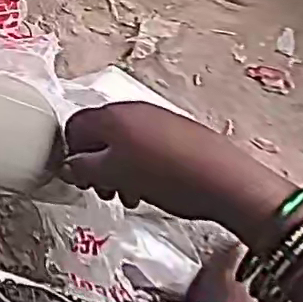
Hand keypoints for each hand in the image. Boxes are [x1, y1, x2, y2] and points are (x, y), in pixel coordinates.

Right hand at [61, 103, 292, 238]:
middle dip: (97, 163)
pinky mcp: (181, 131)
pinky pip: (148, 143)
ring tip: (131, 193)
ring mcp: (158, 118)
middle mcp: (131, 109)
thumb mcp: (116, 176)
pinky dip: (142, 163)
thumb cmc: (169, 177)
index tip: (81, 177)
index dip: (72, 154)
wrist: (233, 185)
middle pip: (99, 134)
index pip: (73, 128)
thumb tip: (69, 167)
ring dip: (120, 166)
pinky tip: (155, 185)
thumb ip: (84, 170)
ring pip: (124, 141)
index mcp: (110, 115)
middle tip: (105, 189)